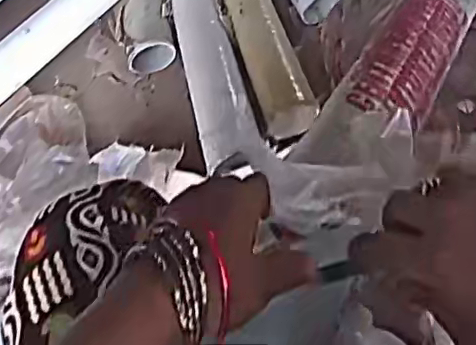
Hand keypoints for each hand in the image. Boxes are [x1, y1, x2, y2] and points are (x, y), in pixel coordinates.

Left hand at [164, 174, 316, 331]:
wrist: (166, 289)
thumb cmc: (215, 280)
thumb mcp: (261, 281)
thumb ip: (288, 267)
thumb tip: (309, 264)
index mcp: (241, 196)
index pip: (262, 185)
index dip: (270, 203)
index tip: (275, 221)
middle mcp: (214, 188)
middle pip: (235, 188)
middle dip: (244, 207)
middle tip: (253, 234)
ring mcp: (188, 198)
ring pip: (211, 198)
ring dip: (219, 214)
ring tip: (226, 243)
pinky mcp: (167, 212)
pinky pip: (189, 210)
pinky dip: (197, 223)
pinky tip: (200, 245)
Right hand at [348, 171, 475, 343]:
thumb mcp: (459, 337)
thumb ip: (414, 310)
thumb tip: (380, 296)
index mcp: (429, 263)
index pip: (373, 248)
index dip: (365, 257)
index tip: (368, 265)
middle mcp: (440, 221)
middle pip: (394, 207)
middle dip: (394, 227)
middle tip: (404, 248)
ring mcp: (466, 199)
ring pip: (422, 189)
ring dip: (421, 208)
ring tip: (434, 230)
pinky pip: (452, 180)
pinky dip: (448, 194)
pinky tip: (458, 215)